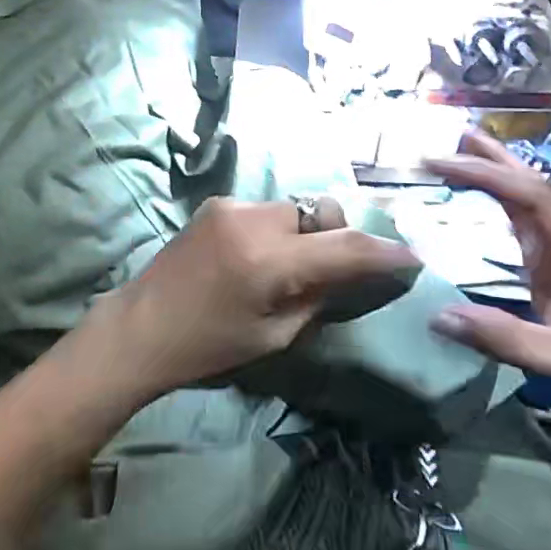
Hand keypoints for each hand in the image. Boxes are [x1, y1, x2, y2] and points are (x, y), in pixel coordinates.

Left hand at [80, 197, 418, 398]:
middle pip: (323, 212)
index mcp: (269, 263)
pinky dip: (278, 228)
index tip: (412, 257)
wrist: (137, 328)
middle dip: (338, 235)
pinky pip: (268, 209)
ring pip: (297, 207)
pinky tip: (258, 255)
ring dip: (307, 230)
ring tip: (291, 263)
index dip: (385, 252)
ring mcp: (233, 205)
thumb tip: (355, 273)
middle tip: (336, 266)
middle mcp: (254, 220)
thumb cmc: (207, 347)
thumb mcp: (274, 335)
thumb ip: (319, 296)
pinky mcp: (218, 202)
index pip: (345, 247)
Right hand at [424, 132, 550, 425]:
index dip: (489, 175)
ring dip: (499, 176)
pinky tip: (488, 197)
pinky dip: (504, 206)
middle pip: (534, 187)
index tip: (446, 164)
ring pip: (531, 203)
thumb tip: (440, 316)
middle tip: (453, 136)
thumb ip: (506, 338)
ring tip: (463, 152)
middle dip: (495, 160)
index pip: (533, 197)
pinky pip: (529, 228)